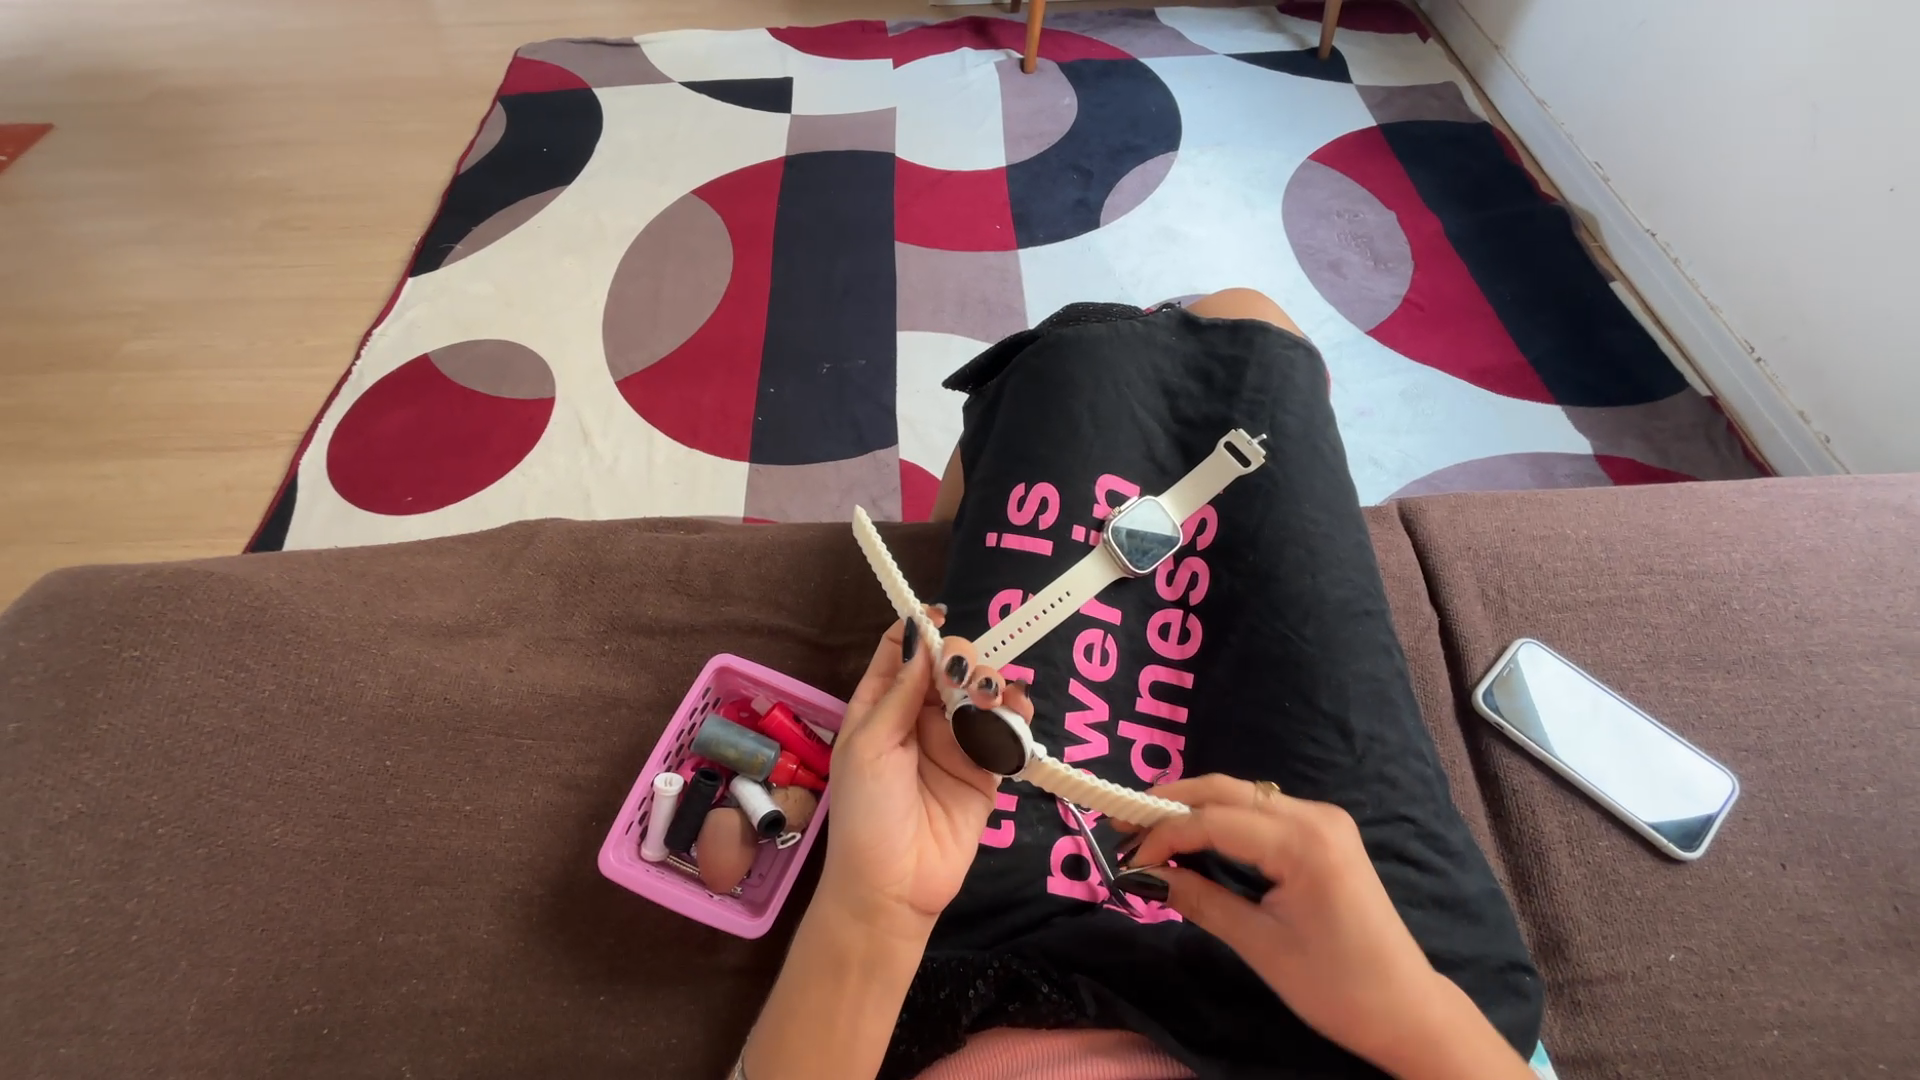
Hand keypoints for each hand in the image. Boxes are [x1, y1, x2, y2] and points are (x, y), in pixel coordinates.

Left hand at [818, 611, 1032, 937]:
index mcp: (882, 704)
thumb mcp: (870, 745)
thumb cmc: (867, 811)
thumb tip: (922, 637)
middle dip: (963, 660)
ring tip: (991, 698)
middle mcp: (921, 716)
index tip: (941, 616)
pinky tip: (1017, 711)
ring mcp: (956, 741)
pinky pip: (1006, 731)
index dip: (921, 629)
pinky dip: (1016, 716)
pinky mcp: (986, 769)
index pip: (902, 651)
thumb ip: (900, 692)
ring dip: (992, 684)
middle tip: (966, 678)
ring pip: (982, 693)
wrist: (893, 887)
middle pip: (950, 666)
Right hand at [1121, 775, 1531, 1079]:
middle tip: (1123, 822)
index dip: (1163, 833)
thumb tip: (1142, 874)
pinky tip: (1192, 833)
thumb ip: (1198, 898)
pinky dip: (1218, 817)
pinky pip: (1256, 809)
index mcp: (1304, 842)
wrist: (1409, 1010)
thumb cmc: (1336, 988)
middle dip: (1169, 802)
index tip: (1127, 859)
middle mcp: (1313, 814)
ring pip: (1238, 794)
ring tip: (1148, 827)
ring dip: (1191, 806)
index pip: (1213, 820)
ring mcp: (1321, 818)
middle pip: (1224, 789)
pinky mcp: (1321, 830)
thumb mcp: (1259, 946)